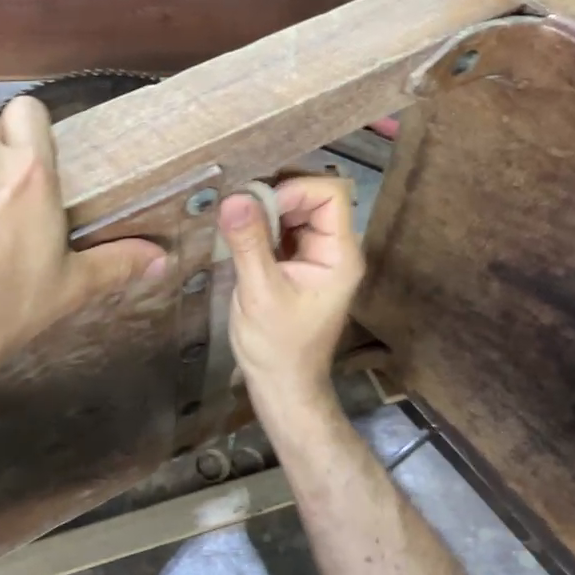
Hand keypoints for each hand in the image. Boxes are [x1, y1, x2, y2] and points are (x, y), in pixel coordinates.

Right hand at [220, 176, 364, 397]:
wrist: (280, 384)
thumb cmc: (276, 346)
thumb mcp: (259, 293)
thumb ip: (249, 243)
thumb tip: (235, 197)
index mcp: (339, 254)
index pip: (331, 194)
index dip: (295, 190)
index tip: (258, 205)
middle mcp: (333, 248)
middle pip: (314, 195)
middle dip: (277, 194)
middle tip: (241, 206)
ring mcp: (315, 254)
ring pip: (296, 208)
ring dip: (266, 207)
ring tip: (235, 218)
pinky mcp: (296, 261)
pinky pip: (283, 226)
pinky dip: (261, 222)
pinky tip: (239, 231)